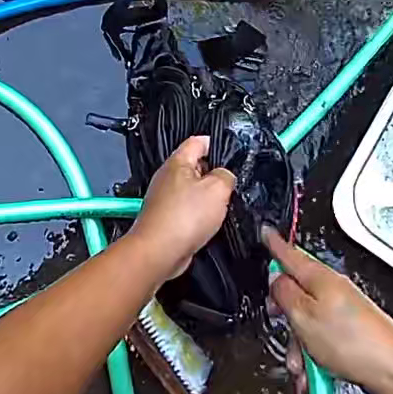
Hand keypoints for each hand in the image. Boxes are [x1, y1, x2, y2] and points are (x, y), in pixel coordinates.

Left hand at [127, 135, 236, 280]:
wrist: (158, 252)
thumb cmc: (186, 216)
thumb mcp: (217, 189)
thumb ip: (226, 175)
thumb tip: (224, 176)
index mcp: (178, 162)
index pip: (198, 141)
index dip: (217, 144)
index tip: (233, 155)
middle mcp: (168, 176)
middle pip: (196, 165)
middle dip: (215, 173)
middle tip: (232, 184)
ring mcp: (165, 197)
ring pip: (193, 189)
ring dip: (208, 196)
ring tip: (224, 205)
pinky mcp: (166, 216)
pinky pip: (187, 208)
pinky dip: (199, 213)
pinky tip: (210, 222)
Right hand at [266, 227, 392, 393]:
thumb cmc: (354, 342)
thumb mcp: (303, 315)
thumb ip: (284, 293)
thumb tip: (274, 279)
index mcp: (319, 278)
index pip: (290, 253)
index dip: (274, 244)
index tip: (266, 232)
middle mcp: (333, 289)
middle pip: (296, 294)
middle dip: (286, 317)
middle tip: (282, 326)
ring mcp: (343, 311)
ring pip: (307, 322)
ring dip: (299, 346)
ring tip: (303, 367)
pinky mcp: (351, 332)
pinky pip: (322, 339)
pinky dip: (314, 357)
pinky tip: (315, 374)